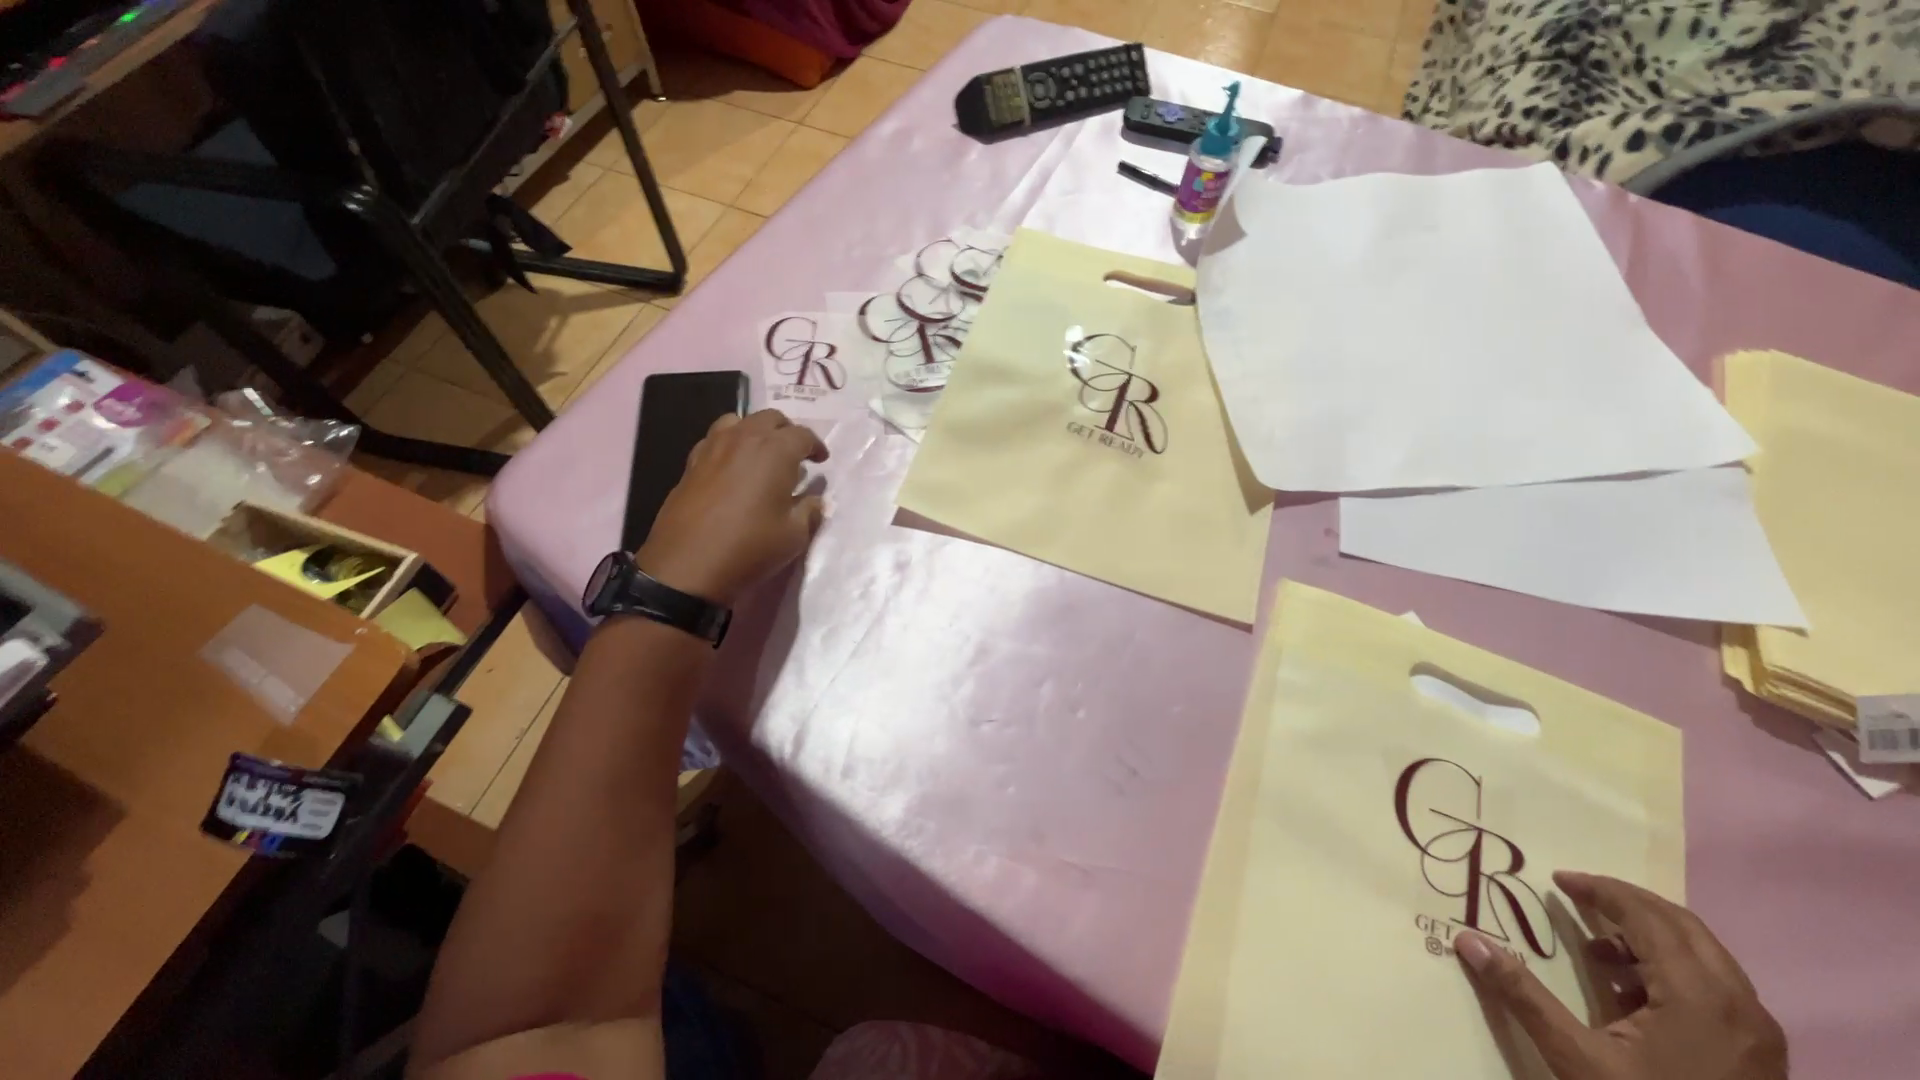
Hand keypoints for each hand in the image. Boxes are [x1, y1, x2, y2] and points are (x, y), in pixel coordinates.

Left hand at [635, 409, 827, 605]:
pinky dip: (729, 445)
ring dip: (755, 432)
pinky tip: (731, 469)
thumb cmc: (749, 548)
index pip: (803, 435)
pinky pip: (714, 440)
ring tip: (761, 454)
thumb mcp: (793, 535)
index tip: (820, 461)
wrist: (687, 567)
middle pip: (770, 418)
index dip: (816, 446)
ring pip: (738, 422)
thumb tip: (815, 500)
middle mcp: (743, 439)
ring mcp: (712, 448)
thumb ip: (809, 511)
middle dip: (787, 432)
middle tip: (794, 455)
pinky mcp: (691, 464)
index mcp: (775, 451)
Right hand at [1454, 871, 1786, 1079]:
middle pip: (1682, 926)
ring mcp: (1759, 1031)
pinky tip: (1634, 995)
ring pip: (1705, 956)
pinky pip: (1718, 988)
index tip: (1558, 880)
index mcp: (1699, 995)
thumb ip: (1524, 996)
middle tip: (1578, 897)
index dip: (1600, 891)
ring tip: (1598, 951)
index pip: (1647, 917)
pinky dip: (1674, 971)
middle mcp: (1741, 1003)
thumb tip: (1467, 941)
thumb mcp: (1576, 1058)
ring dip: (1650, 938)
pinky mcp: (1761, 1054)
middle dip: (1627, 904)